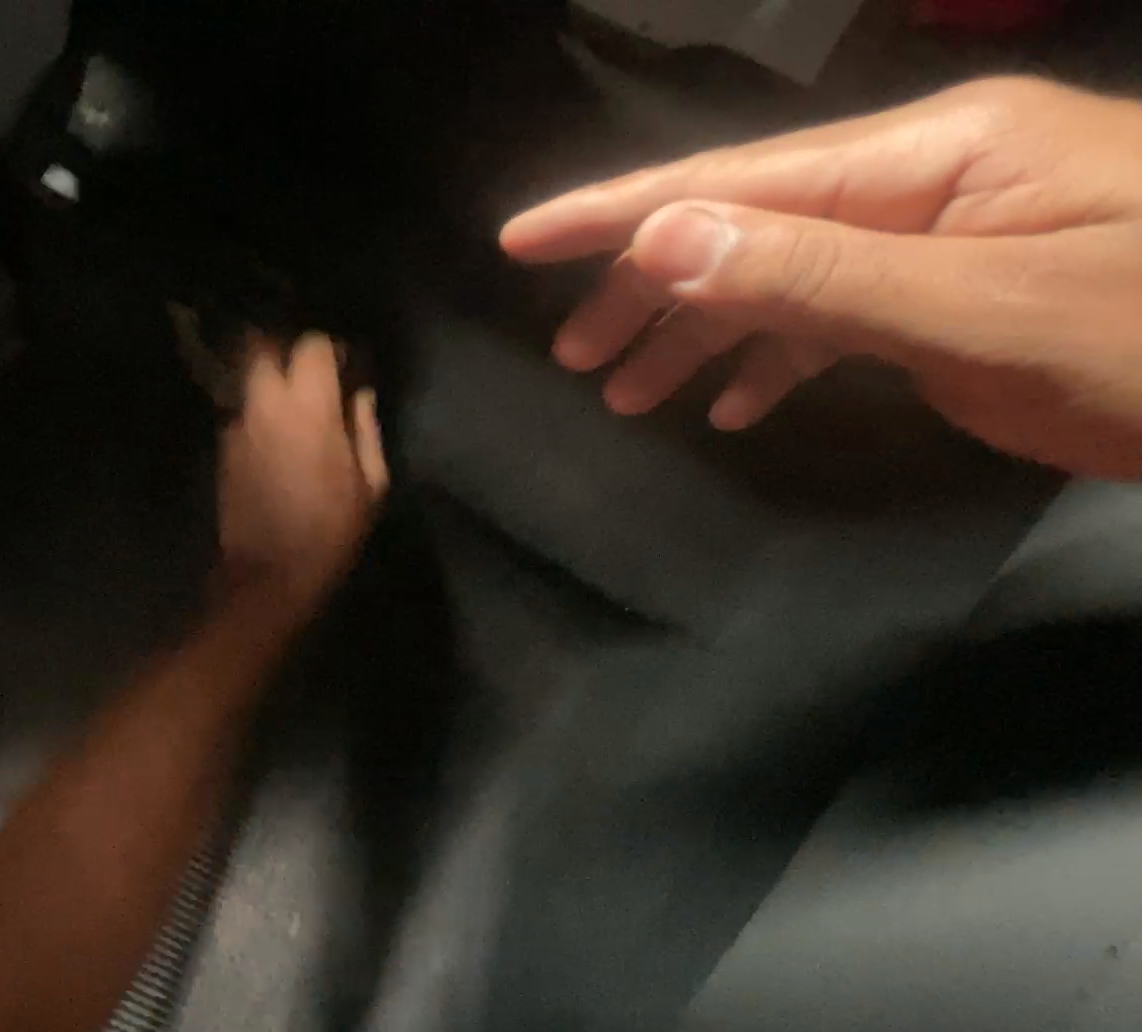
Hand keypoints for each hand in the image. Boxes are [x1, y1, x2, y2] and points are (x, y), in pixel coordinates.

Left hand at [218, 333, 388, 599]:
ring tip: (289, 402)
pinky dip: (255, 413)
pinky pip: (240, 413)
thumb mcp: (370, 484)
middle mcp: (265, 406)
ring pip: (246, 379)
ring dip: (266, 380)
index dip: (328, 348)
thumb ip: (365, 428)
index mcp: (309, 409)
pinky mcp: (221, 449)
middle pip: (262, 347)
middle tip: (306, 369)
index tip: (342, 366)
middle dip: (283, 349)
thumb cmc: (330, 531)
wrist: (268, 573)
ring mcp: (236, 426)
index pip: (310, 345)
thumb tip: (359, 393)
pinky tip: (272, 438)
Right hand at [500, 76, 1141, 479]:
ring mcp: (934, 238)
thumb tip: (661, 240)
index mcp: (925, 160)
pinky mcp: (947, 294)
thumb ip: (811, 273)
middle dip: (643, 292)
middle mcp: (919, 182)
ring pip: (773, 279)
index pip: (730, 181)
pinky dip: (769, 359)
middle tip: (575, 357)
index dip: (614, 213)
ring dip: (693, 337)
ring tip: (628, 394)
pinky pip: (826, 317)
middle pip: (737, 229)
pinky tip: (735, 404)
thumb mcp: (978, 310)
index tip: (521, 239)